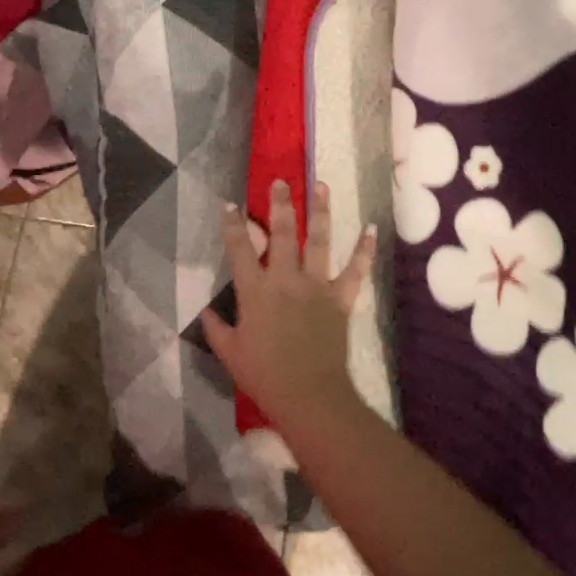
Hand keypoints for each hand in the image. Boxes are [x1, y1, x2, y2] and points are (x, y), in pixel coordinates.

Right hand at [200, 180, 377, 428]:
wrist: (308, 394)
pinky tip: (371, 228)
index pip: (240, 250)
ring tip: (321, 185)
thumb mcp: (230, 354)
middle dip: (281, 204)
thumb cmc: (264, 376)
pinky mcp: (340, 297)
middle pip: (282, 233)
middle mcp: (285, 279)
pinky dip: (365, 250)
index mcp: (255, 291)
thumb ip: (216, 329)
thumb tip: (204, 312)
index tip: (230, 205)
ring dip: (321, 210)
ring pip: (319, 240)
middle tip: (281, 181)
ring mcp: (316, 285)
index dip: (233, 225)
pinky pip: (355, 270)